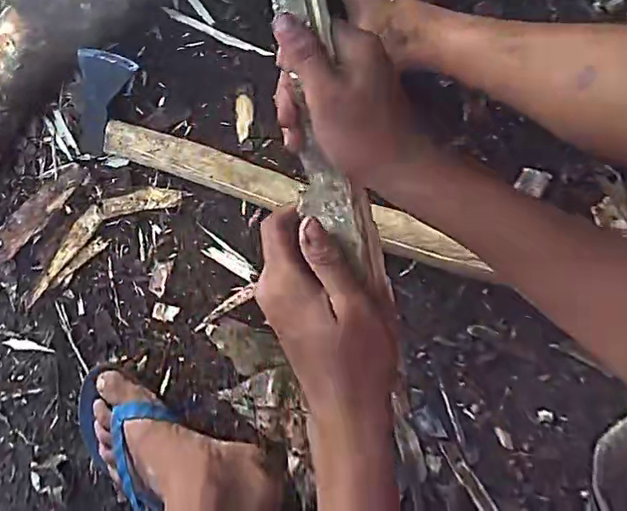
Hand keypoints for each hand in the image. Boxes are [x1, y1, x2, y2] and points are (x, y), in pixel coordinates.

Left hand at [256, 207, 396, 423]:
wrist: (348, 416)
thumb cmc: (358, 364)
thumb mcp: (355, 305)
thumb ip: (329, 260)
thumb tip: (309, 221)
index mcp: (280, 281)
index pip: (273, 226)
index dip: (296, 210)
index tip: (327, 210)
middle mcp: (268, 288)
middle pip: (280, 241)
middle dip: (310, 233)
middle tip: (348, 240)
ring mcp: (272, 304)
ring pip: (288, 260)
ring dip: (315, 255)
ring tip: (352, 267)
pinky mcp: (282, 316)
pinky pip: (292, 280)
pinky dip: (313, 274)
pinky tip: (343, 290)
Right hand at [272, 14, 440, 189]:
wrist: (401, 175)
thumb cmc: (361, 134)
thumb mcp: (322, 90)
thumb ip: (302, 52)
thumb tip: (283, 16)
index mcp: (356, 45)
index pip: (311, 27)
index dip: (291, 52)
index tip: (286, 78)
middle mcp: (360, 55)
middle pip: (308, 55)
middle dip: (291, 87)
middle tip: (289, 115)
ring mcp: (360, 78)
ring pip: (311, 79)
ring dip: (296, 106)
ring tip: (294, 133)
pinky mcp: (357, 99)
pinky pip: (323, 96)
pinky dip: (309, 115)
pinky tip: (302, 137)